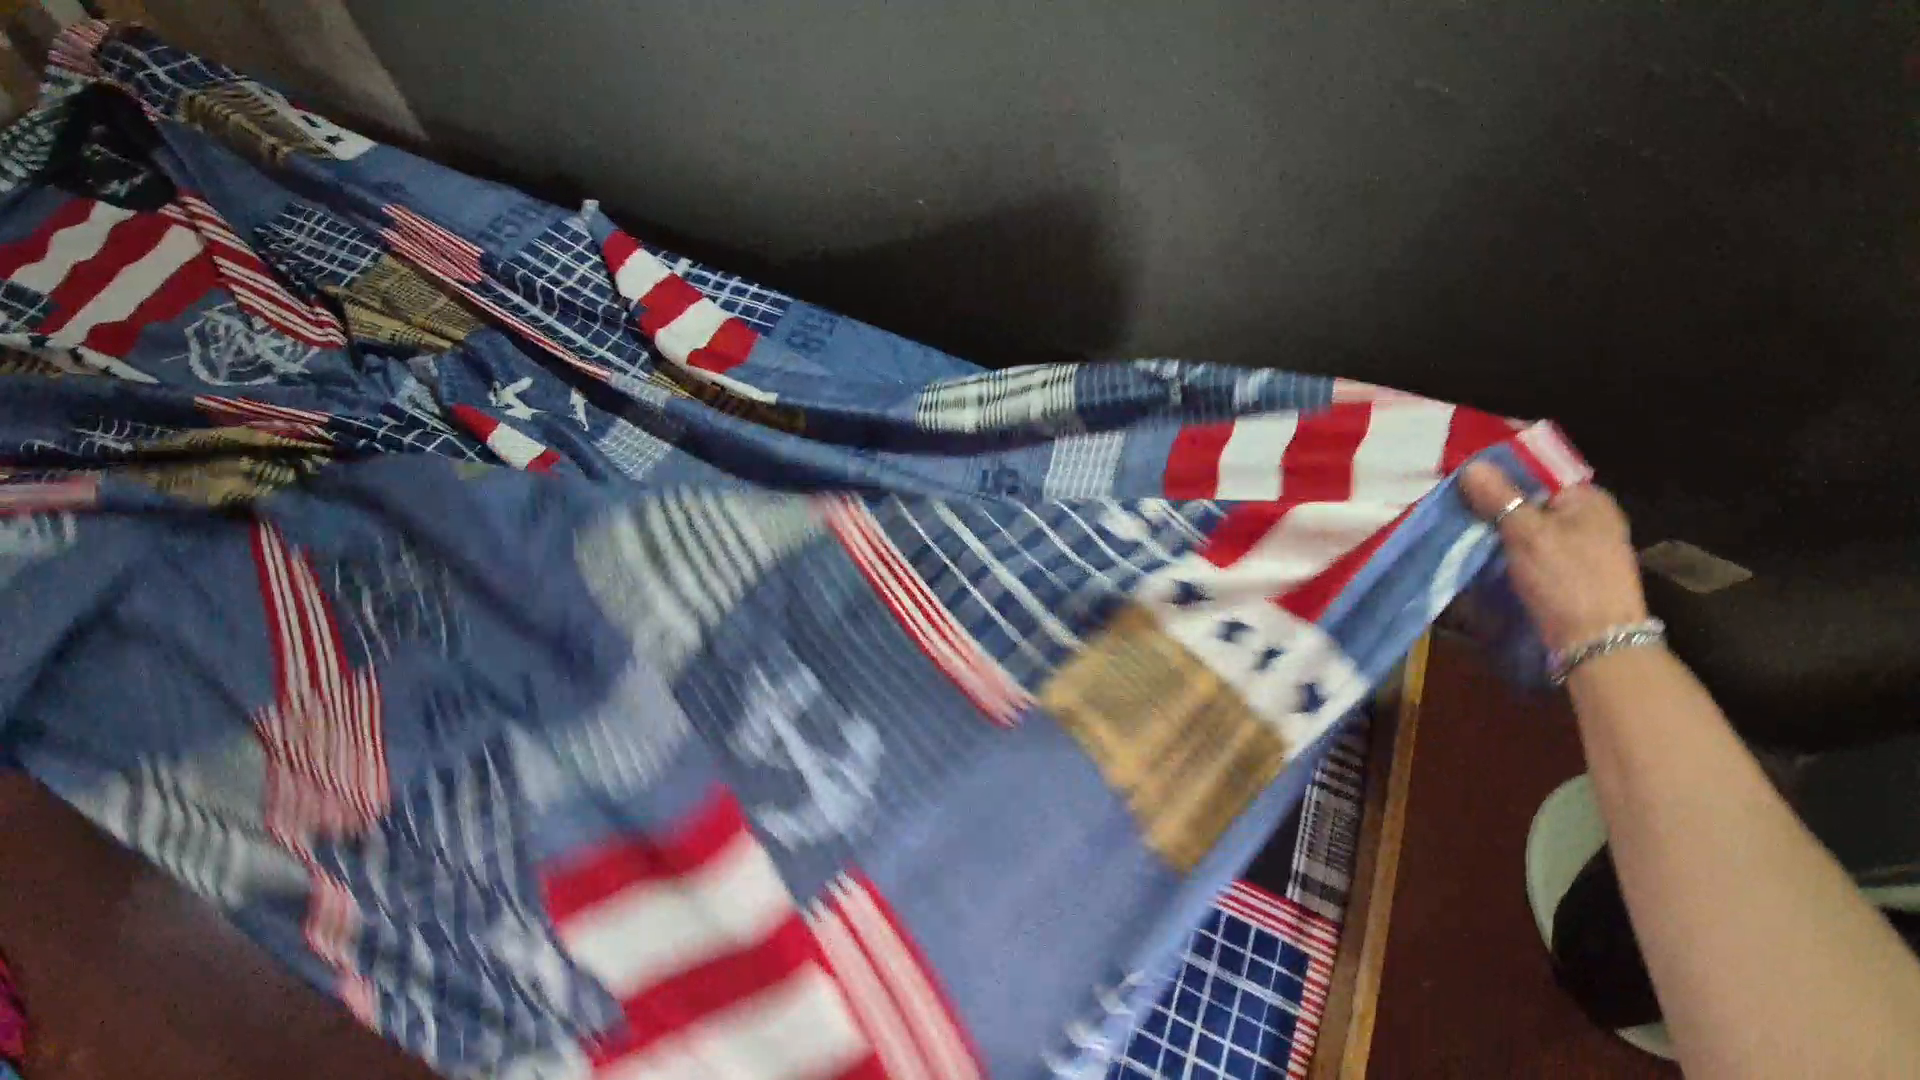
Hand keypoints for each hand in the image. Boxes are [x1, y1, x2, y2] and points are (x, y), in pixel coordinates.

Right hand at [1459, 462, 1649, 652]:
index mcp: (1588, 498)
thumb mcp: (1529, 534)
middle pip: (1530, 494)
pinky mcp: (1562, 569)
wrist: (1596, 642)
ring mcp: (1575, 545)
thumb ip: (1500, 498)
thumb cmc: (1567, 580)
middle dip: (1492, 494)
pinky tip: (1476, 545)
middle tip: (1450, 494)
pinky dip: (1502, 543)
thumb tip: (1472, 466)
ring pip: (1525, 521)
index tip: (1463, 466)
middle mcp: (1585, 516)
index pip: (1540, 467)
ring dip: (1493, 521)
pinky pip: (1525, 544)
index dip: (1502, 464)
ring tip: (1455, 518)